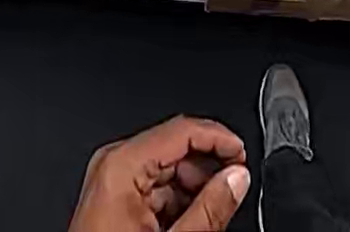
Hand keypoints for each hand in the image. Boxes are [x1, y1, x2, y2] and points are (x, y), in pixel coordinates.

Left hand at [66, 115, 250, 231]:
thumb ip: (210, 209)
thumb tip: (237, 178)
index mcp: (123, 165)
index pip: (184, 129)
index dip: (220, 139)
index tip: (241, 155)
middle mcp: (113, 165)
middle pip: (176, 148)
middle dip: (208, 168)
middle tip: (232, 186)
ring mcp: (109, 182)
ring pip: (167, 167)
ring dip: (194, 186)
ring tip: (212, 210)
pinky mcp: (111, 201)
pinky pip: (153, 186)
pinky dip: (176, 200)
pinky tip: (190, 220)